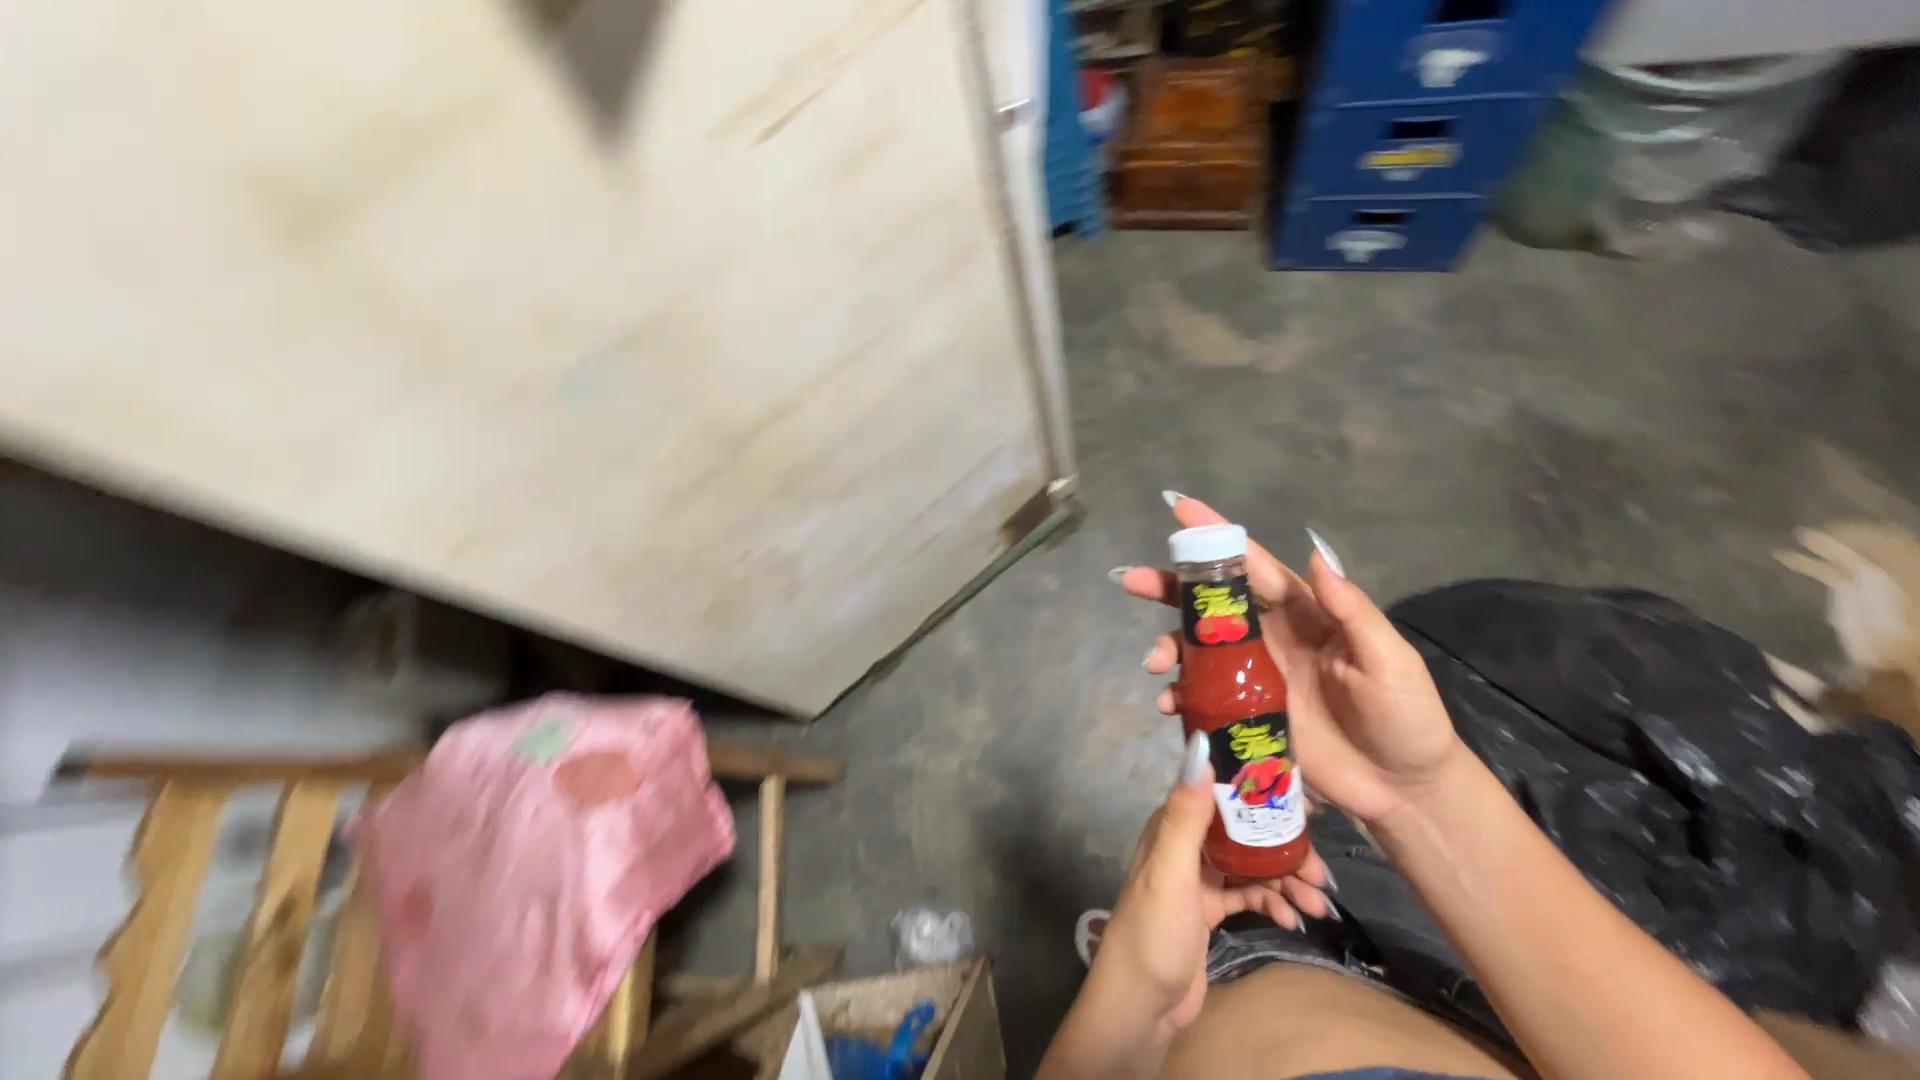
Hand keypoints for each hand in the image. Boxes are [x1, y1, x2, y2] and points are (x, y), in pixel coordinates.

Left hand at [1087, 732, 1331, 1032]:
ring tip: (1317, 903)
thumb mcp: (1171, 871)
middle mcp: (1186, 846)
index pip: (1222, 795)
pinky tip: (1294, 920)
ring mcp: (1199, 879)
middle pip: (1244, 832)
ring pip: (1252, 865)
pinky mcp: (1210, 910)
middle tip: (1321, 873)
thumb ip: (1187, 813)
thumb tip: (1201, 744)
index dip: (1262, 793)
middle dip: (1284, 846)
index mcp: (1172, 827)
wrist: (1141, 1003)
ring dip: (1285, 880)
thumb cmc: (1154, 932)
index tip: (1307, 804)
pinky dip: (1273, 903)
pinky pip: (1249, 895)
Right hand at [1117, 495, 1468, 824]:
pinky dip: (1179, 695)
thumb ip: (1352, 611)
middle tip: (1131, 582)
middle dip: (1169, 589)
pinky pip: (1202, 698)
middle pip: (1212, 605)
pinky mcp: (1246, 716)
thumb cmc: (1404, 717)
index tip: (1180, 511)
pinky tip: (1169, 704)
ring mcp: (1255, 678)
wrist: (1402, 789)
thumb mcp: (1389, 660)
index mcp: (1305, 614)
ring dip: (1169, 647)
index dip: (1218, 538)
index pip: (1256, 568)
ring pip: (1198, 650)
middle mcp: (1271, 638)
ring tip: (1153, 662)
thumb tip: (1316, 554)